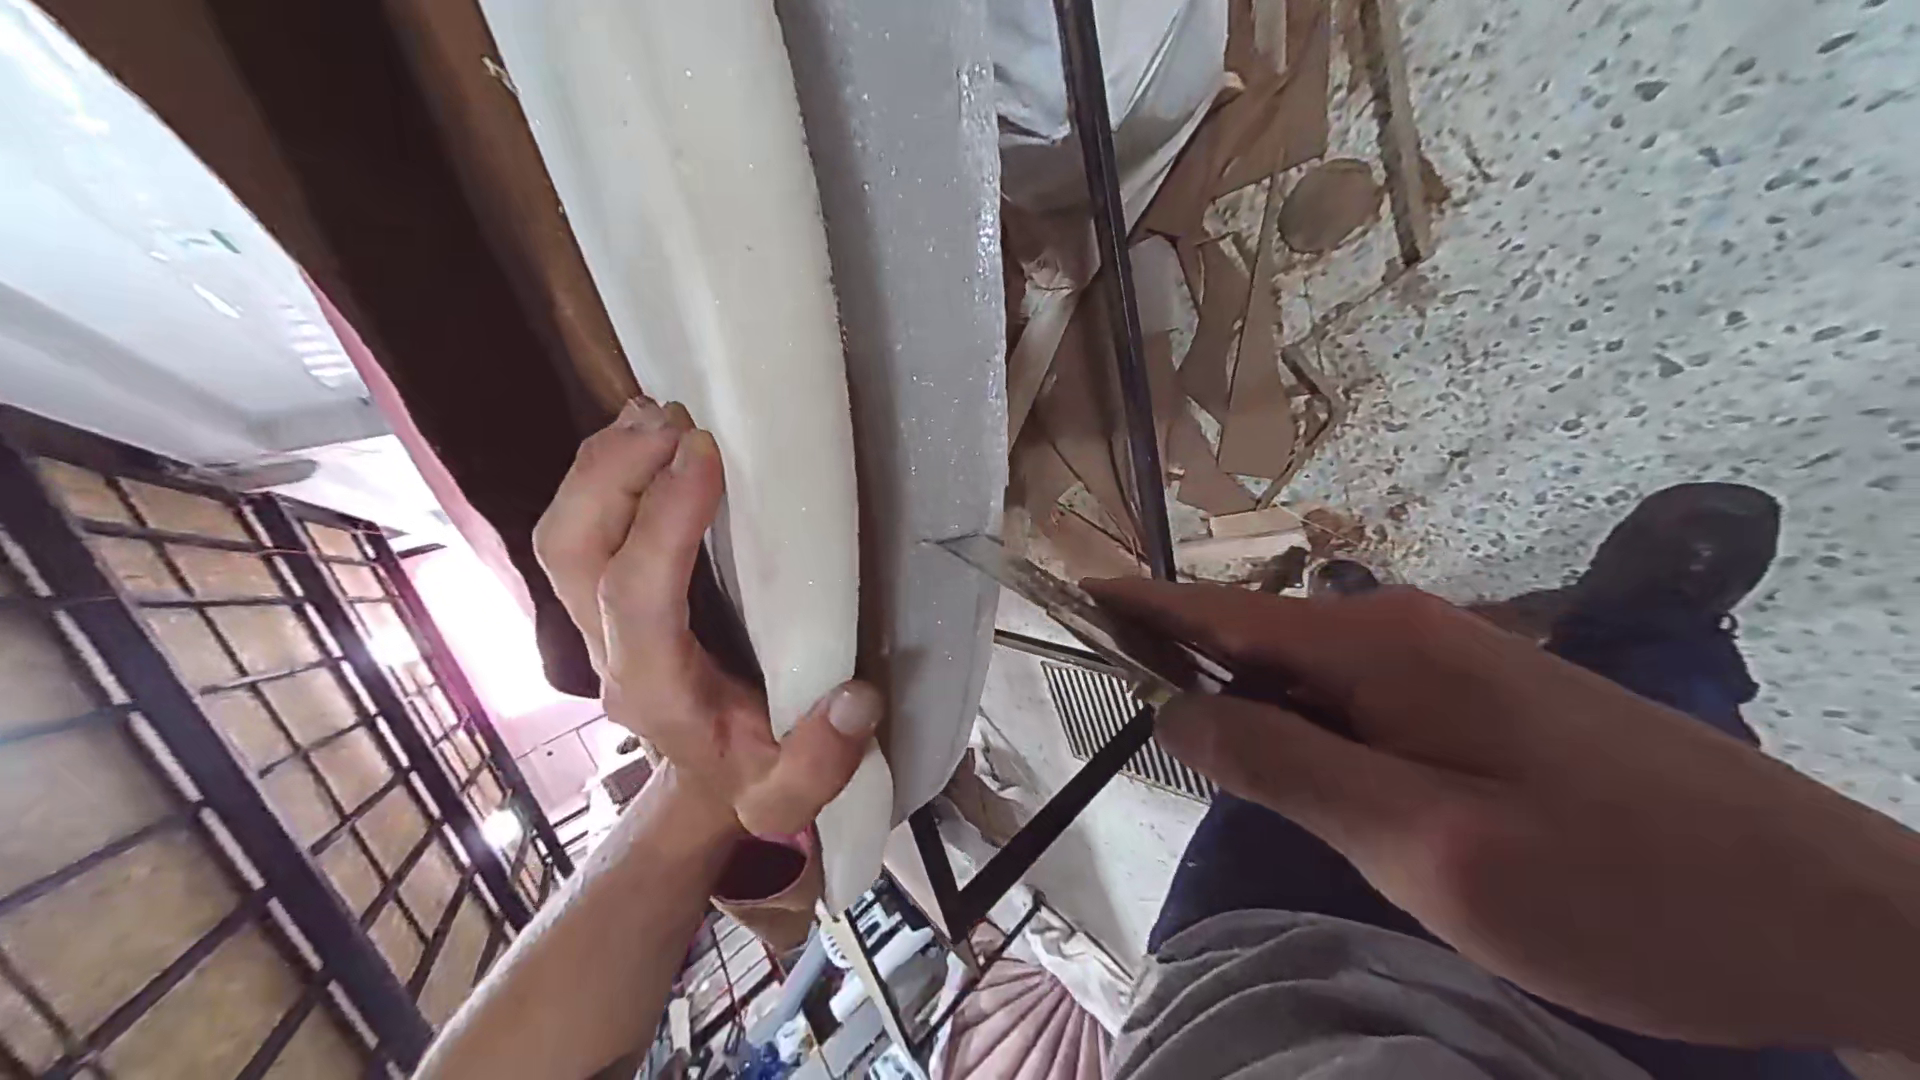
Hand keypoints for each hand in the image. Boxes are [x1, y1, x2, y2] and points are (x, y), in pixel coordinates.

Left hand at [534, 398, 880, 835]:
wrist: (708, 781)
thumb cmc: (752, 775)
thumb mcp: (794, 793)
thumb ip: (823, 761)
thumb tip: (855, 698)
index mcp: (655, 691)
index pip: (636, 595)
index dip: (662, 519)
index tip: (707, 454)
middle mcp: (610, 649)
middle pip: (569, 548)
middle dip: (612, 473)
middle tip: (676, 419)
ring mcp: (601, 621)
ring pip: (566, 530)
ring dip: (605, 462)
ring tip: (661, 413)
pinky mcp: (613, 596)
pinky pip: (589, 525)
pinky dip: (612, 472)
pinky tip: (652, 439)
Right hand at [1088, 579, 1919, 1055]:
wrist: (1849, 918)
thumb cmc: (1624, 888)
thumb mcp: (1425, 843)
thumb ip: (1283, 767)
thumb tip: (1175, 714)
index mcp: (1374, 647)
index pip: (1220, 612)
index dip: (1142, 605)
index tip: (1078, 592)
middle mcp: (1395, 630)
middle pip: (1251, 639)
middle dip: (1181, 666)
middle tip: (1133, 716)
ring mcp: (1436, 658)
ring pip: (1296, 672)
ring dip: (1242, 703)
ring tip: (1208, 755)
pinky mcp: (1464, 693)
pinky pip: (1343, 695)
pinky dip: (1294, 721)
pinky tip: (1297, 767)